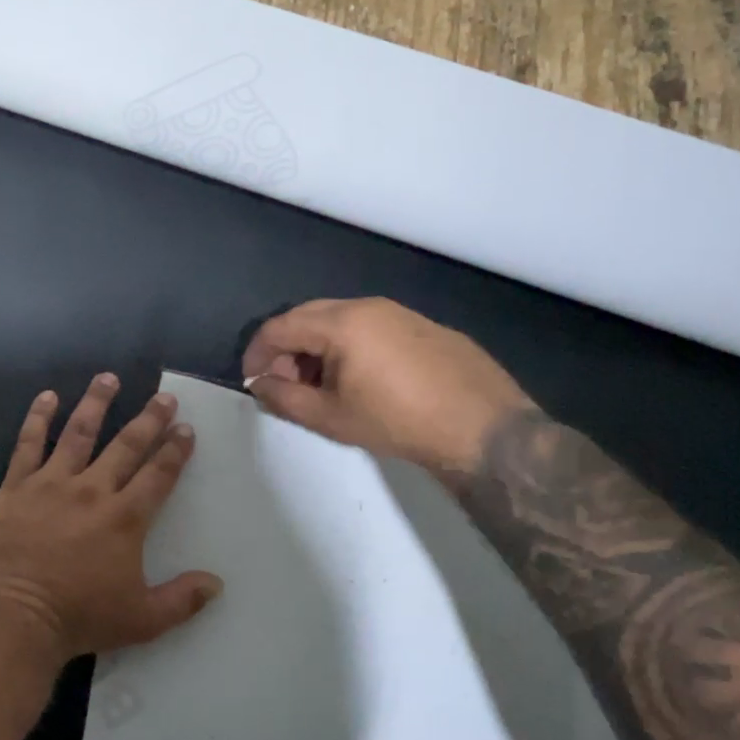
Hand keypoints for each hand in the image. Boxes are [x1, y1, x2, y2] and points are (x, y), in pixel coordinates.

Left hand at [0, 374, 222, 660]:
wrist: (18, 614)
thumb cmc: (82, 617)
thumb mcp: (143, 619)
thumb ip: (183, 599)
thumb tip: (217, 582)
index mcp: (124, 519)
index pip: (157, 476)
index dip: (174, 451)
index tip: (185, 429)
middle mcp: (91, 491)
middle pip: (124, 447)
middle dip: (147, 420)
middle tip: (163, 397)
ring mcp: (50, 484)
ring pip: (77, 433)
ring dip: (95, 404)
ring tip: (108, 378)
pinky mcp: (16, 486)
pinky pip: (27, 444)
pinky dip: (38, 418)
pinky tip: (47, 397)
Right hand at [241, 297, 535, 472]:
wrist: (487, 432)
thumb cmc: (399, 422)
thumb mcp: (330, 417)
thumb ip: (283, 397)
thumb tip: (260, 384)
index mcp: (341, 323)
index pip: (279, 327)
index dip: (257, 353)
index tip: (253, 380)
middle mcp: (369, 306)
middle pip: (308, 317)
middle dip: (287, 348)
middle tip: (285, 383)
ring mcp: (403, 314)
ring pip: (341, 320)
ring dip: (318, 347)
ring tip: (322, 385)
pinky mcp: (428, 328)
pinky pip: (373, 327)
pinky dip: (352, 346)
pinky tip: (363, 380)